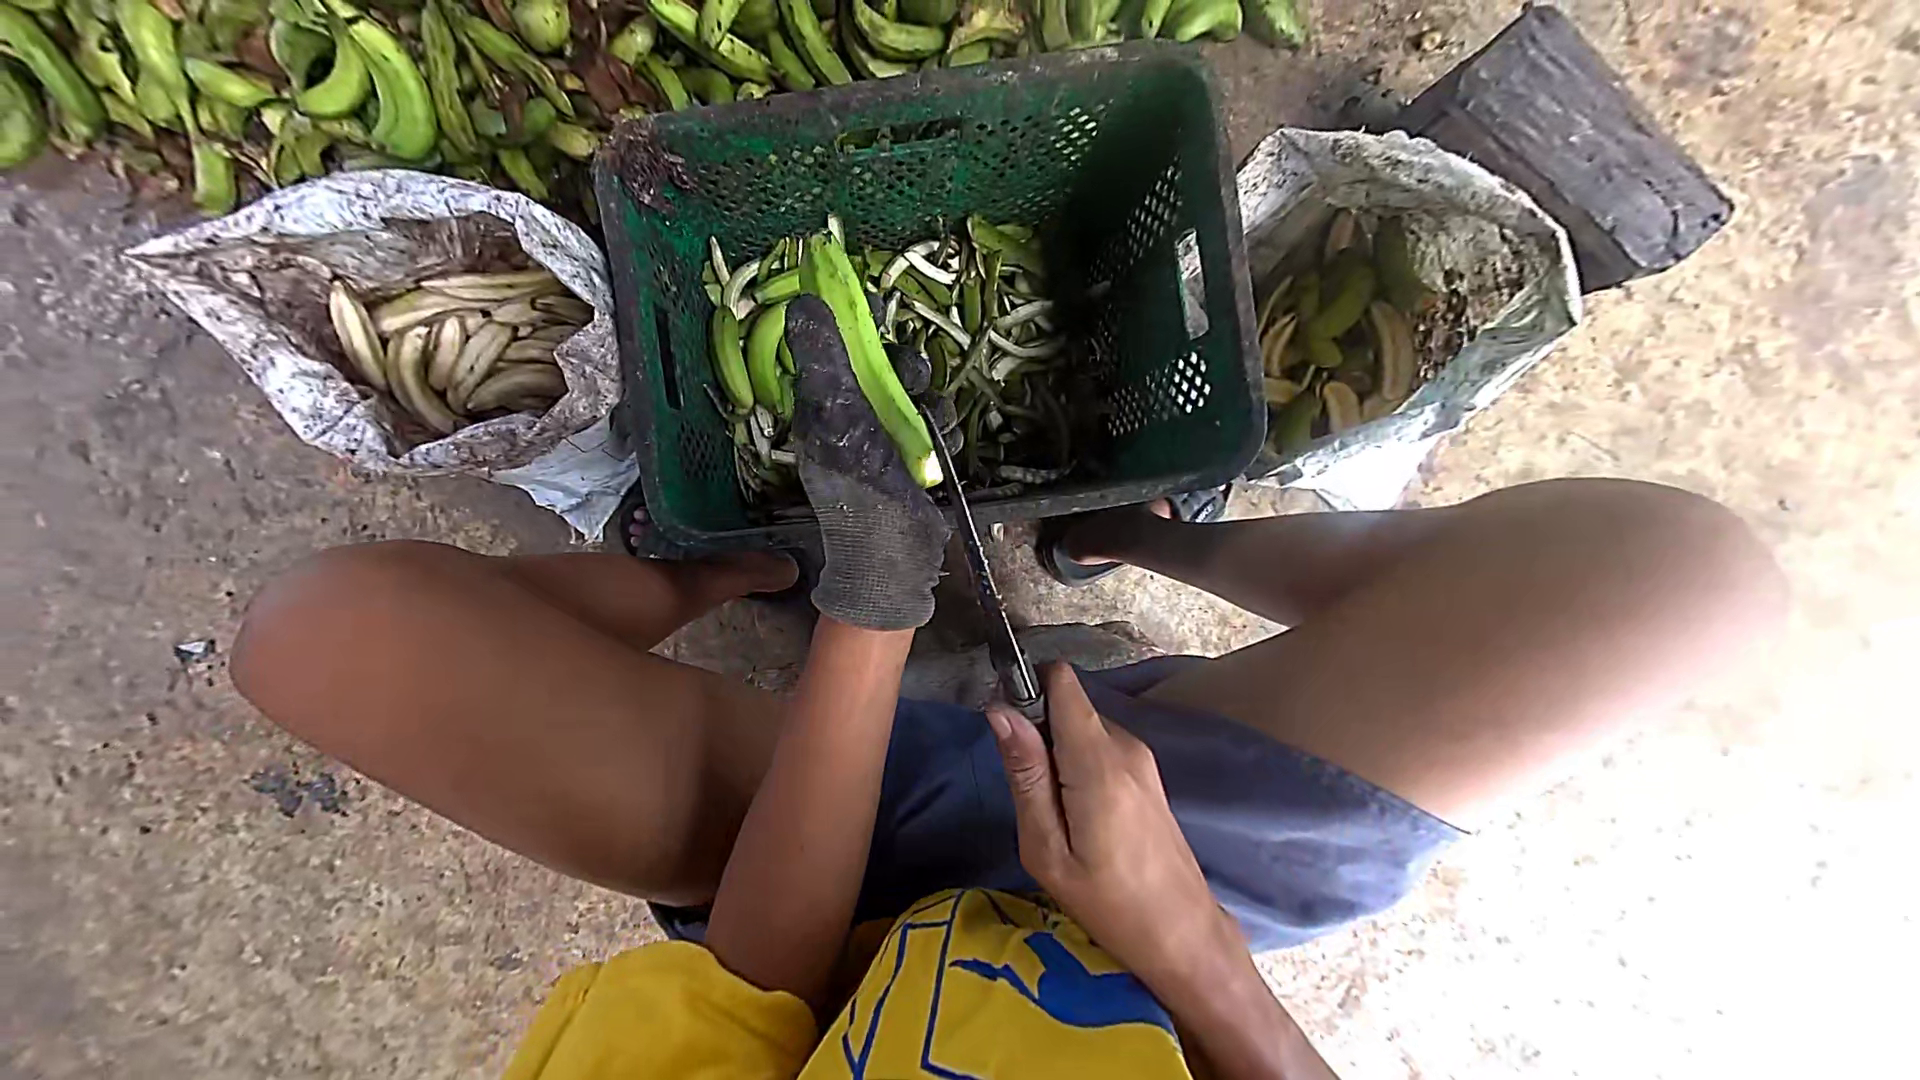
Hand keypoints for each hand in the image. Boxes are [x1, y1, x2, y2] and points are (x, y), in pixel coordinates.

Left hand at [785, 296, 948, 629]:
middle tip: (914, 383)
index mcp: (826, 404)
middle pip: (887, 368)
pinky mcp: (913, 457)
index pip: (841, 347)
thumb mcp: (837, 416)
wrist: (892, 552)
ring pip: (917, 396)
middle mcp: (854, 417)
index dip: (860, 323)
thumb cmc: (859, 485)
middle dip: (907, 371)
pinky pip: (933, 427)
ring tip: (933, 427)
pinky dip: (941, 433)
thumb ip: (825, 360)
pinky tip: (940, 448)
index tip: (881, 304)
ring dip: (931, 404)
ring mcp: (885, 439)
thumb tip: (804, 301)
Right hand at [985, 663, 1245, 991]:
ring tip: (1055, 810)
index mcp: (1098, 760)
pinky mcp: (1146, 769)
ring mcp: (1140, 755)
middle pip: (1067, 704)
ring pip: (1081, 725)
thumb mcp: (1047, 848)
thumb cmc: (1107, 902)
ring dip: (1057, 750)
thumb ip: (1025, 772)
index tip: (1006, 721)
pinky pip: (1098, 743)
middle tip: (1029, 788)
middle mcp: (1124, 744)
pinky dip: (1077, 761)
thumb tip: (1000, 710)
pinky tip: (1080, 812)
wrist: (1185, 936)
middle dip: (1038, 729)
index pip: (1062, 680)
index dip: (1027, 685)